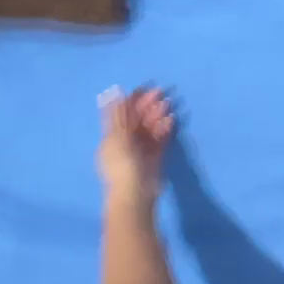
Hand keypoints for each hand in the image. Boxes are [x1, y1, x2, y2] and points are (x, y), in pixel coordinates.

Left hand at [97, 86, 172, 214]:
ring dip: (157, 116)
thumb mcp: (117, 137)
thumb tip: (113, 92)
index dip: (133, 100)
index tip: (146, 88)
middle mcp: (125, 142)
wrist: (135, 195)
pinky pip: (160, 139)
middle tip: (161, 93)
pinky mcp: (155, 157)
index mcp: (112, 137)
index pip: (122, 114)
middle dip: (148, 106)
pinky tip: (170, 120)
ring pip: (150, 128)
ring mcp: (141, 150)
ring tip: (167, 106)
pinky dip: (164, 129)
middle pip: (137, 120)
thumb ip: (118, 115)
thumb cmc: (122, 165)